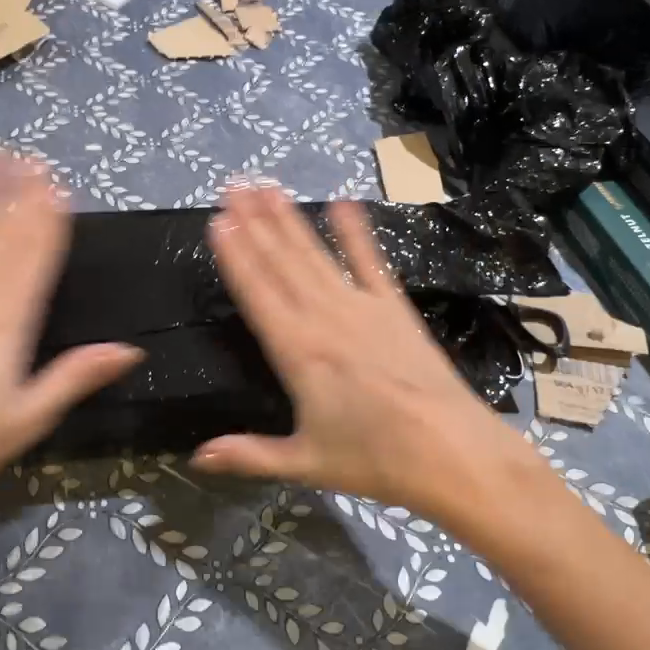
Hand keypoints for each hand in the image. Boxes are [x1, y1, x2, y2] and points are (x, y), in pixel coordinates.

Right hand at [192, 184, 546, 523]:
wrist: (452, 452)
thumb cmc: (375, 459)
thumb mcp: (306, 462)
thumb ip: (249, 454)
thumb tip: (196, 457)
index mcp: (298, 352)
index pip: (257, 292)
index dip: (236, 255)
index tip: (218, 220)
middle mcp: (325, 318)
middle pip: (283, 263)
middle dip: (256, 222)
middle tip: (233, 186)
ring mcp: (362, 307)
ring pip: (317, 255)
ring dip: (291, 220)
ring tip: (269, 187)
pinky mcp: (394, 308)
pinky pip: (371, 262)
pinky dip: (356, 232)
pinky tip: (342, 202)